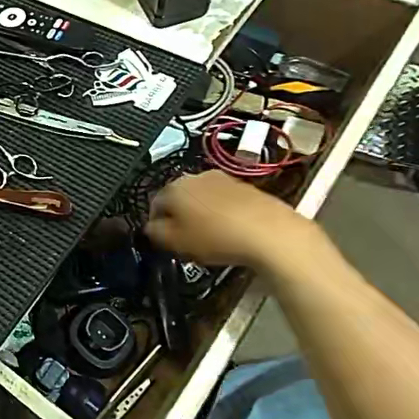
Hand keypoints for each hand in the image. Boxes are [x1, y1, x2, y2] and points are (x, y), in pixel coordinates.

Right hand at [144, 171, 323, 271]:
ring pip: (202, 198)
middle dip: (179, 217)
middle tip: (185, 241)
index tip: (163, 242)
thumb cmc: (216, 237)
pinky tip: (230, 232)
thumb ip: (155, 233)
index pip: (154, 204)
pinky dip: (222, 214)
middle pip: (179, 198)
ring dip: (201, 214)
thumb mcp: (175, 242)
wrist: (268, 232)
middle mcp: (196, 175)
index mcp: (174, 186)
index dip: (156, 225)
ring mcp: (223, 178)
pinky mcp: (245, 186)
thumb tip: (150, 227)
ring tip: (210, 238)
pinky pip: (224, 201)